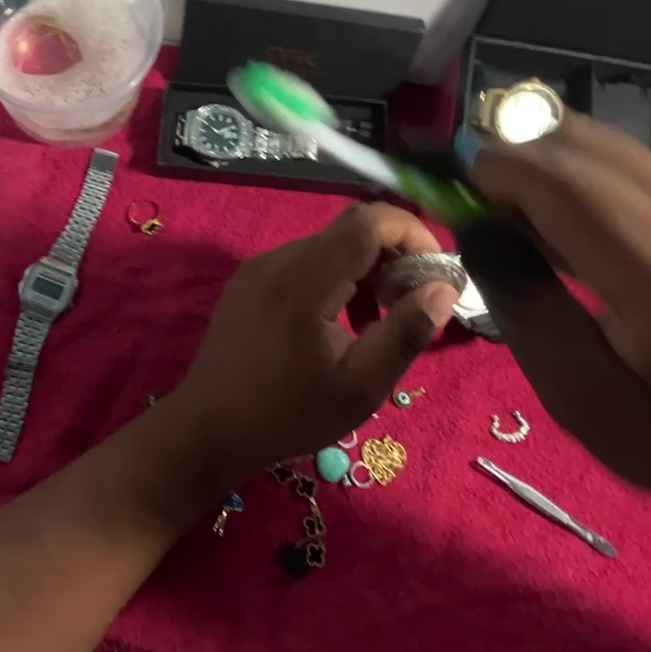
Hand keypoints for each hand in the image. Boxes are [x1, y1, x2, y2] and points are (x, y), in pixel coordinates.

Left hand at [150, 203, 458, 487]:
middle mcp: (277, 260)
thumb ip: (405, 333)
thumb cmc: (288, 415)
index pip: (368, 221)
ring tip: (373, 326)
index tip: (435, 275)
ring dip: (361, 274)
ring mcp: (256, 268)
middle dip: (391, 259)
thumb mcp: (361, 387)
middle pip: (348, 232)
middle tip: (408, 308)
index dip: (412, 234)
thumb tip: (442, 289)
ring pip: (325, 248)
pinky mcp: (246, 283)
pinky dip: (331, 281)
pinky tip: (336, 326)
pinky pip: (300, 264)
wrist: (208, 430)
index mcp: (304, 279)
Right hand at [468, 116, 650, 533]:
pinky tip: (566, 231)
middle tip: (474, 211)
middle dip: (514, 159)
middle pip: (582, 145)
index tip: (447, 197)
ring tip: (513, 221)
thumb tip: (480, 234)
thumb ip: (526, 308)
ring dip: (547, 166)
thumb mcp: (583, 397)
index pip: (557, 178)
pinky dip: (582, 179)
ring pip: (609, 149)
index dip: (491, 171)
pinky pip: (634, 171)